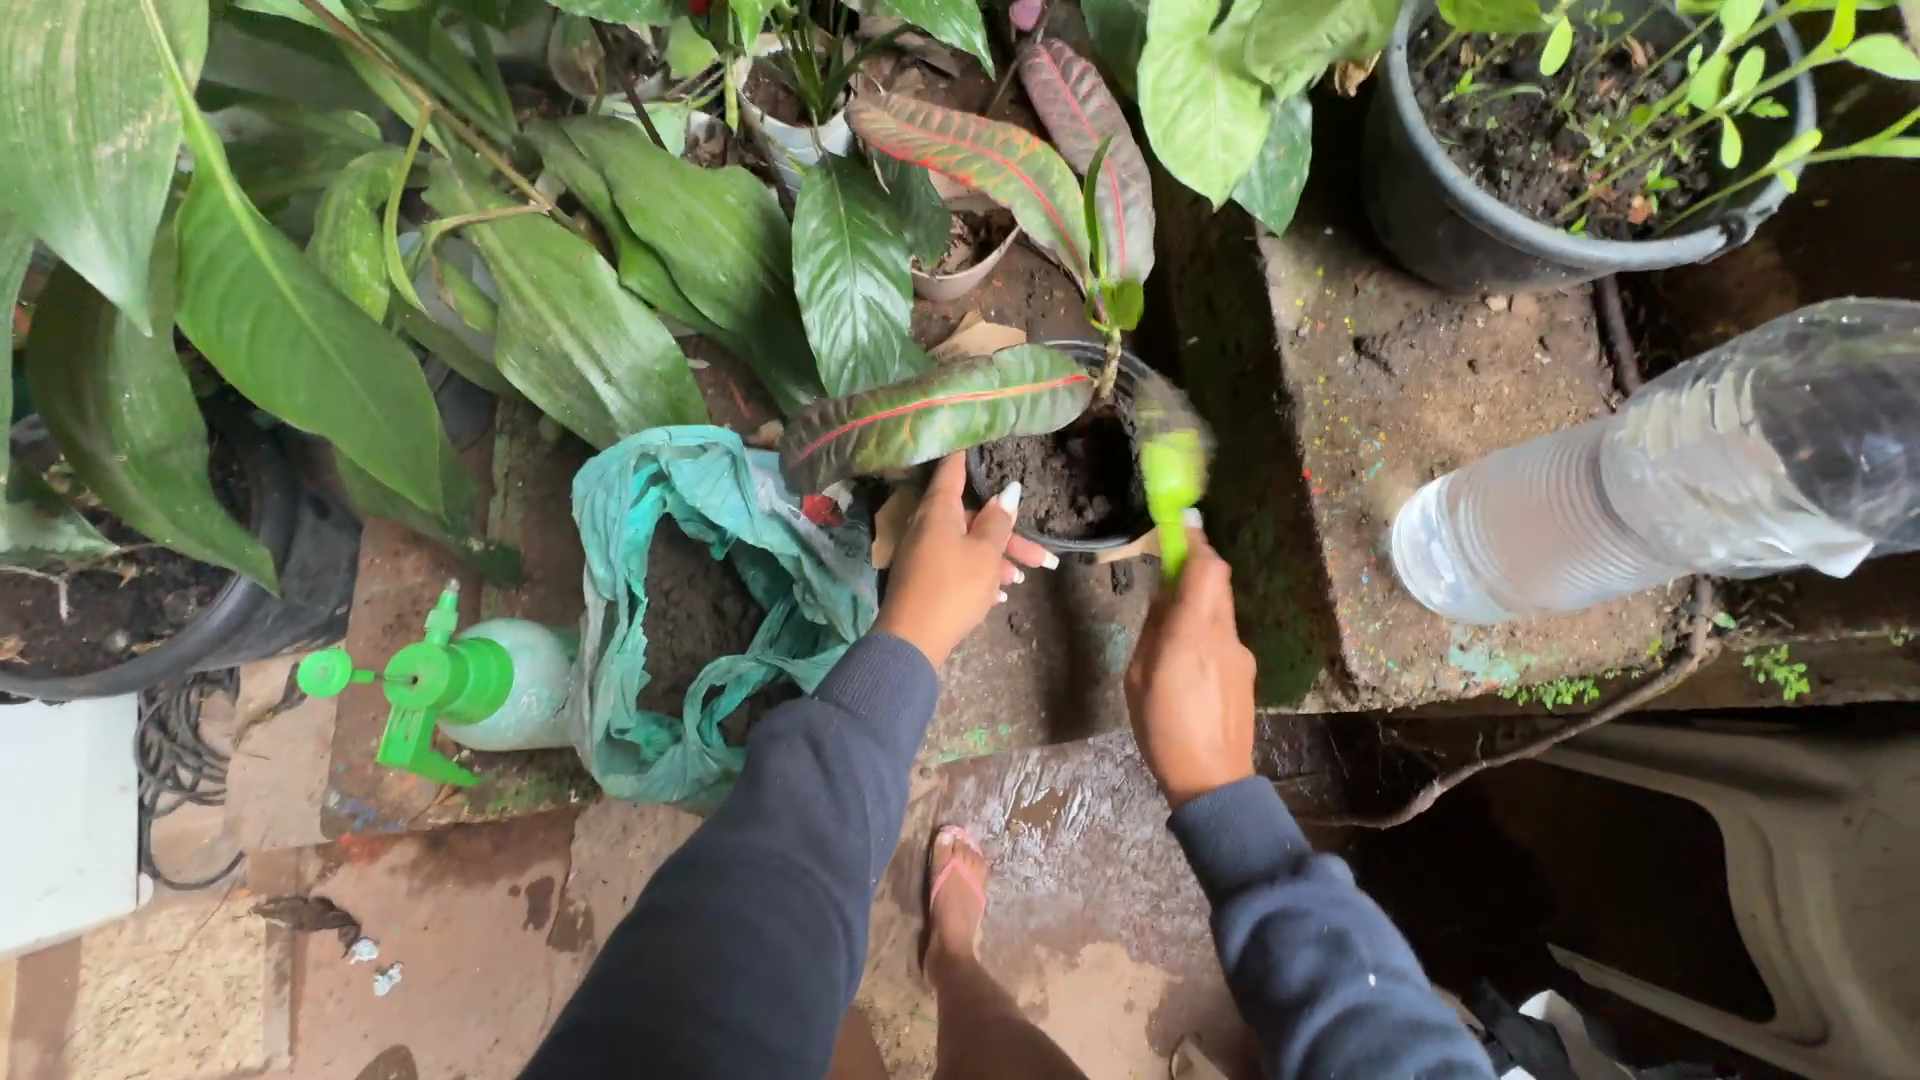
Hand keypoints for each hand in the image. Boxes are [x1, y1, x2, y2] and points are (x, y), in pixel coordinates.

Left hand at [875, 454, 1056, 666]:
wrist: (912, 639)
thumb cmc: (953, 587)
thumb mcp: (985, 553)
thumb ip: (998, 521)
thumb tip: (1009, 491)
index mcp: (938, 510)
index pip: (953, 469)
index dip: (968, 454)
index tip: (980, 440)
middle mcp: (927, 525)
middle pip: (971, 517)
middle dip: (1007, 534)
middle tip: (1041, 556)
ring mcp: (922, 552)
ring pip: (967, 544)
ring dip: (996, 558)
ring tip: (1021, 579)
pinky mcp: (923, 578)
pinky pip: (956, 565)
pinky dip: (978, 574)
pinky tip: (998, 594)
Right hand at [1125, 522, 1256, 809]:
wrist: (1213, 780)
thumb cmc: (1162, 728)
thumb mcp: (1137, 675)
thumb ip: (1153, 629)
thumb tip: (1164, 596)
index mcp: (1192, 634)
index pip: (1207, 569)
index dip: (1196, 541)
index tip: (1182, 524)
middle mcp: (1224, 636)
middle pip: (1218, 582)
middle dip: (1196, 567)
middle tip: (1169, 571)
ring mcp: (1241, 654)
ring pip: (1221, 609)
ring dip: (1199, 601)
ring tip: (1170, 627)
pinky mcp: (1246, 672)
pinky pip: (1224, 635)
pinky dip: (1206, 628)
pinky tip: (1187, 661)